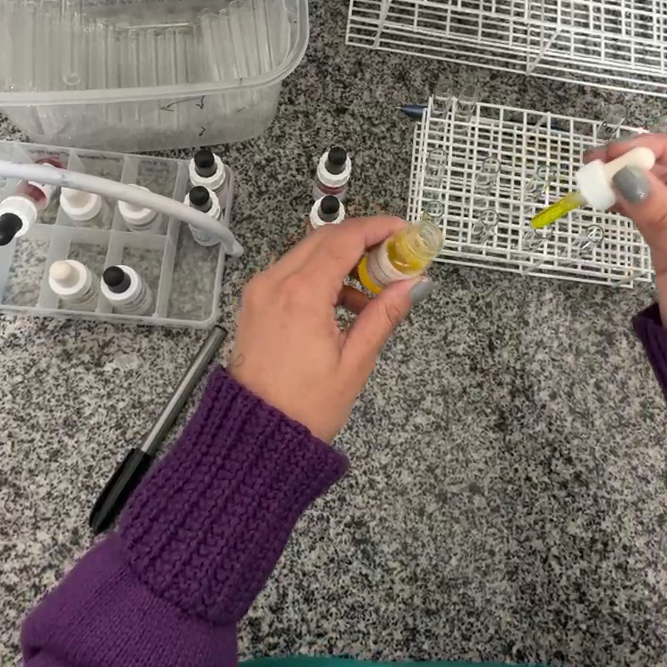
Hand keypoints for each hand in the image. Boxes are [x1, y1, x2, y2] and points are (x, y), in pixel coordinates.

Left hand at [229, 216, 428, 441]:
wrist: (254, 438)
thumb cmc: (300, 409)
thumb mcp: (355, 362)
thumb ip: (384, 315)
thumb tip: (411, 285)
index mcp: (301, 294)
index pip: (345, 238)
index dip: (379, 228)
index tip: (403, 231)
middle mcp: (274, 283)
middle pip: (326, 238)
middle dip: (363, 240)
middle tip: (394, 257)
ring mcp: (261, 291)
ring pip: (308, 252)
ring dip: (342, 259)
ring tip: (374, 288)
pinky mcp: (256, 303)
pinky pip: (292, 272)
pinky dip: (321, 276)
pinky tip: (345, 302)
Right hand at [593, 135, 666, 329]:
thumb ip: (663, 220)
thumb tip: (625, 175)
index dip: (663, 148)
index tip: (620, 149)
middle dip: (641, 163)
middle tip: (595, 161)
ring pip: (664, 190)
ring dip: (631, 181)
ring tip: (593, 178)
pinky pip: (653, 212)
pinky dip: (630, 203)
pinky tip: (606, 199)